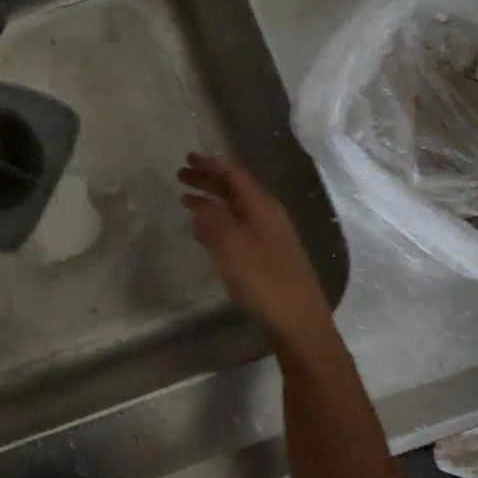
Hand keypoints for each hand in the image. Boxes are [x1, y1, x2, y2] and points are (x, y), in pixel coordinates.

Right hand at [178, 153, 333, 343]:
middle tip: (181, 174)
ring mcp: (269, 237)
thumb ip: (212, 219)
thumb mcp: (230, 244)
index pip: (235, 175)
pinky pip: (237, 227)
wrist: (297, 321)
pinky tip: (204, 230)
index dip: (212, 164)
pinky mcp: (266, 256)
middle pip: (236, 189)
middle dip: (208, 180)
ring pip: (235, 209)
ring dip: (211, 201)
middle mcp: (268, 216)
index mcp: (262, 207)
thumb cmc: (262, 279)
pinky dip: (217, 221)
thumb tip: (200, 204)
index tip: (189, 157)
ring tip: (186, 199)